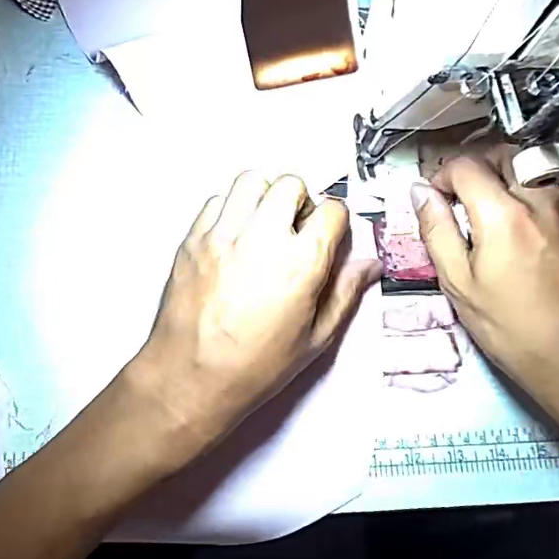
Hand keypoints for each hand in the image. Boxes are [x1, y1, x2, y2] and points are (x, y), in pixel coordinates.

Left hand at [129, 171, 378, 452]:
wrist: (190, 377)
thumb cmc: (254, 366)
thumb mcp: (315, 338)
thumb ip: (345, 293)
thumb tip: (369, 266)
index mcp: (300, 263)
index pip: (332, 210)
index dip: (335, 221)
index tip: (329, 235)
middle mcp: (262, 239)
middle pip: (290, 184)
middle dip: (301, 201)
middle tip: (297, 228)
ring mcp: (223, 235)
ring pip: (251, 181)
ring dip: (265, 196)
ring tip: (265, 225)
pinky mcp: (193, 239)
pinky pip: (217, 200)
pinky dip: (232, 209)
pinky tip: (236, 237)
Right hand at [412, 153, 558, 437]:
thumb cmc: (515, 331)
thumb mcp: (461, 287)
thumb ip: (437, 232)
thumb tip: (420, 192)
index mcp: (503, 214)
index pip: (466, 166)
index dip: (442, 176)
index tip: (437, 201)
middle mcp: (541, 197)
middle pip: (503, 153)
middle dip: (477, 166)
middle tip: (464, 199)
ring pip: (534, 165)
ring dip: (508, 175)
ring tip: (496, 210)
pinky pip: (556, 186)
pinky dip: (534, 190)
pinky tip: (528, 226)